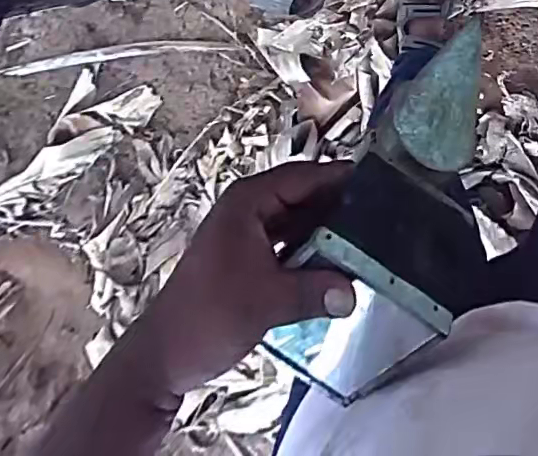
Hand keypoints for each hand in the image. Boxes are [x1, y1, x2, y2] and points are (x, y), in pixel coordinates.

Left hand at [118, 161, 355, 404]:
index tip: (375, 182)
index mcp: (248, 201)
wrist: (160, 361)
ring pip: (298, 219)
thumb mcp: (266, 302)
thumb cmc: (207, 317)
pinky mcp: (249, 254)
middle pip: (303, 195)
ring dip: (325, 229)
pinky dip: (311, 247)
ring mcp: (248, 230)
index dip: (339, 177)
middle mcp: (248, 207)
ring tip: (363, 236)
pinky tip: (335, 261)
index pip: (304, 175)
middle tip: (377, 213)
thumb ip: (314, 291)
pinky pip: (289, 240)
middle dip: (336, 205)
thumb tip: (353, 293)